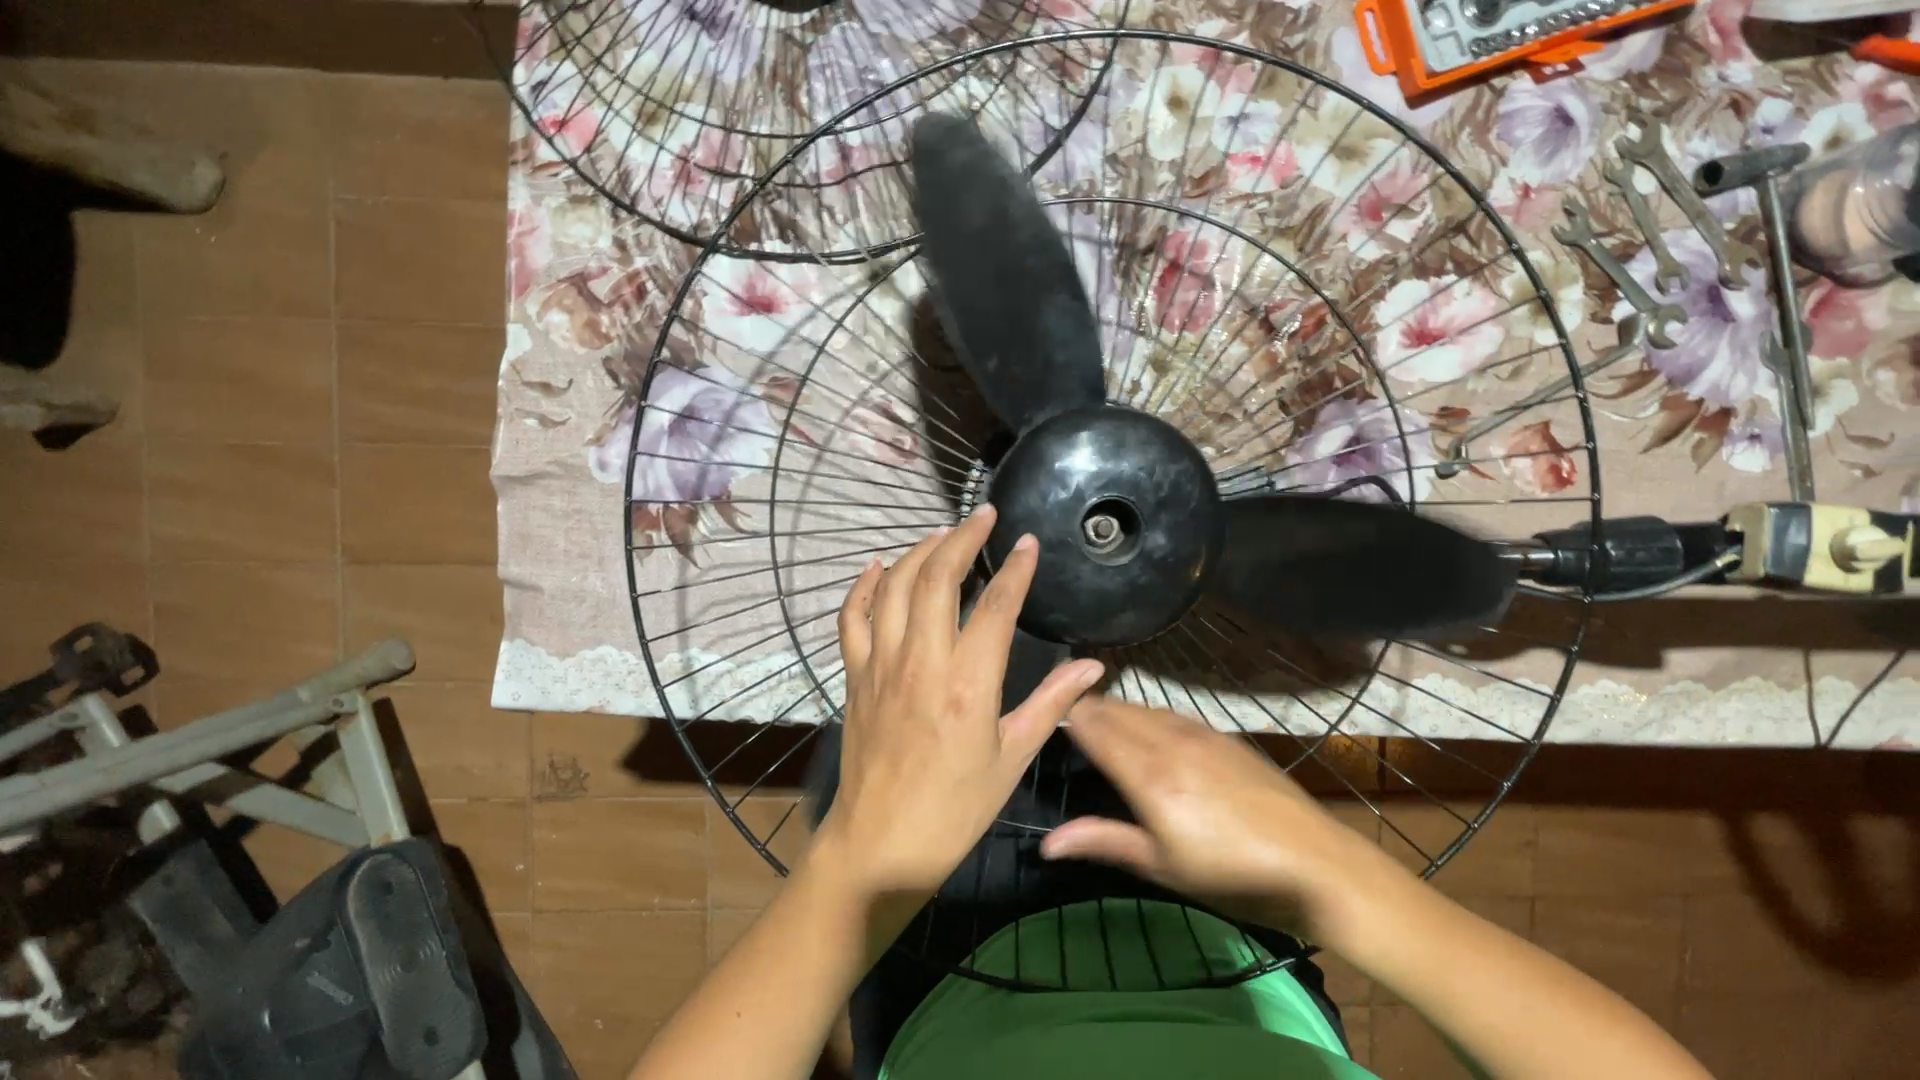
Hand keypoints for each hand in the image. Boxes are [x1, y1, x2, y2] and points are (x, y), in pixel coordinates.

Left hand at [819, 505, 1104, 898]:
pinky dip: (862, 586)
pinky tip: (877, 566)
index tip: (1027, 541)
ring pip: (893, 587)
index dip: (1015, 568)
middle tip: (983, 516)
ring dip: (917, 552)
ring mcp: (880, 666)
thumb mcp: (1012, 758)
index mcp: (969, 684)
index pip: (995, 606)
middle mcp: (921, 662)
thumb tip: (1092, 667)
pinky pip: (852, 618)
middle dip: (961, 538)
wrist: (882, 844)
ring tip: (942, 534)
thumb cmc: (956, 808)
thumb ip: (1051, 705)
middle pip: (936, 578)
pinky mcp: (855, 677)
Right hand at [1040, 698, 1409, 946]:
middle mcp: (1171, 743)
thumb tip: (1047, 844)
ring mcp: (1201, 735)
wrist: (1316, 865)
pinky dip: (1149, 714)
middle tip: (1066, 717)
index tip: (1046, 716)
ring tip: (1099, 717)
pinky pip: (1173, 714)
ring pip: (1145, 707)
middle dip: (1089, 708)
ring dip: (1118, 708)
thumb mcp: (1163, 866)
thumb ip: (1105, 842)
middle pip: (1117, 709)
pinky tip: (1149, 728)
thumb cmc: (1233, 876)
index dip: (1068, 715)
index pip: (1096, 727)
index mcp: (1149, 775)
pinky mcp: (1225, 737)